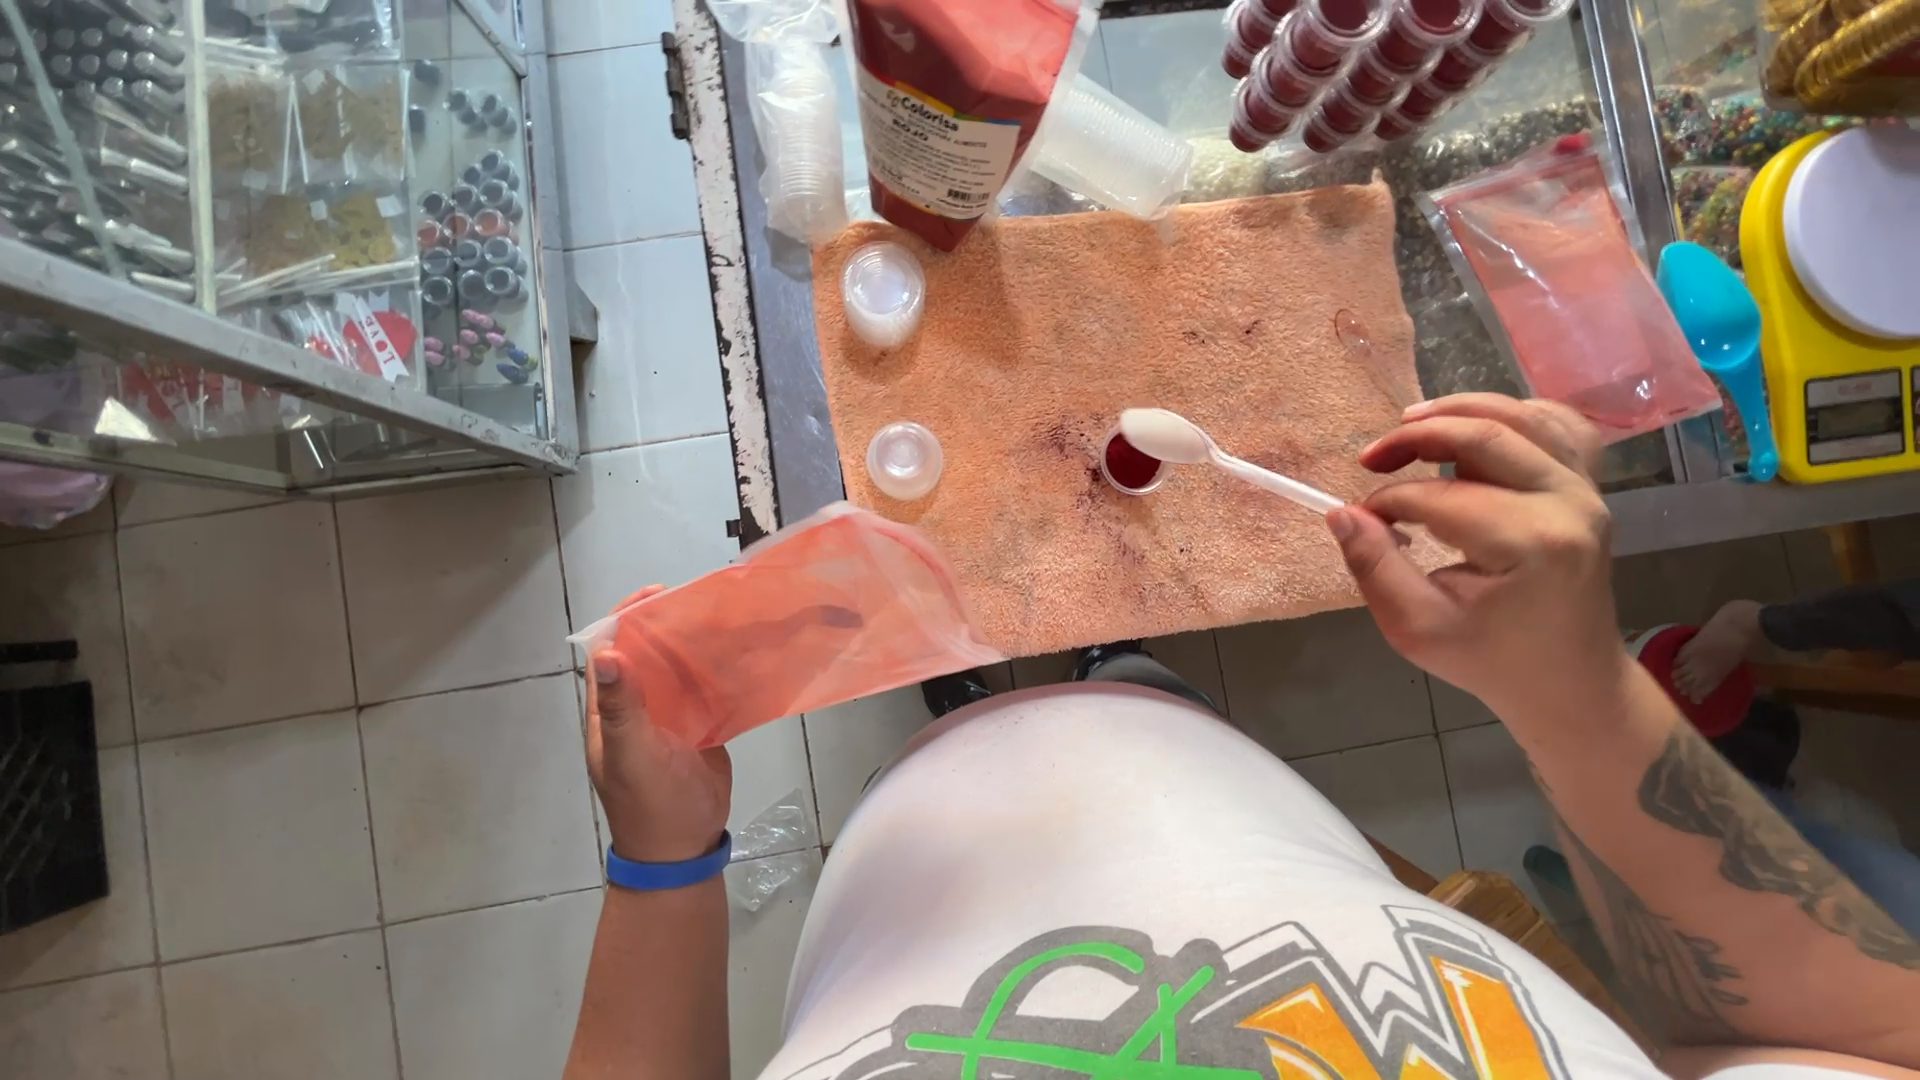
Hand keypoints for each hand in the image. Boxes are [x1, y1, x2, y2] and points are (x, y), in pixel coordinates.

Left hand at [586, 586, 732, 862]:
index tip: (656, 593)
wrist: (684, 847)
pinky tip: (742, 652)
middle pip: (648, 655)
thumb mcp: (633, 755)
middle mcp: (639, 708)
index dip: (626, 620)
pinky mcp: (700, 728)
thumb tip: (607, 653)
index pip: (610, 653)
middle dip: (668, 625)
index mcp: (612, 712)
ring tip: (726, 617)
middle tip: (702, 599)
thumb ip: (623, 707)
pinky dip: (719, 670)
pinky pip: (706, 690)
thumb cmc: (651, 803)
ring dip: (696, 644)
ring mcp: (670, 718)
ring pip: (680, 670)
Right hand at [1326, 394, 1628, 712]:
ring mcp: (1586, 491)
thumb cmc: (1488, 658)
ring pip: (1523, 417)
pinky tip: (1474, 429)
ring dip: (1459, 413)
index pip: (1438, 495)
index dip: (1386, 502)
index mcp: (1530, 543)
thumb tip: (1340, 513)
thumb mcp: (1414, 626)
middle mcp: (1567, 504)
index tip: (1361, 523)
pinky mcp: (1588, 489)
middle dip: (1415, 437)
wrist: (1568, 681)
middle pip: (1486, 434)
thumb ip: (1373, 565)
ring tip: (1410, 427)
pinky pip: (1558, 427)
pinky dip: (1513, 416)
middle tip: (1368, 458)